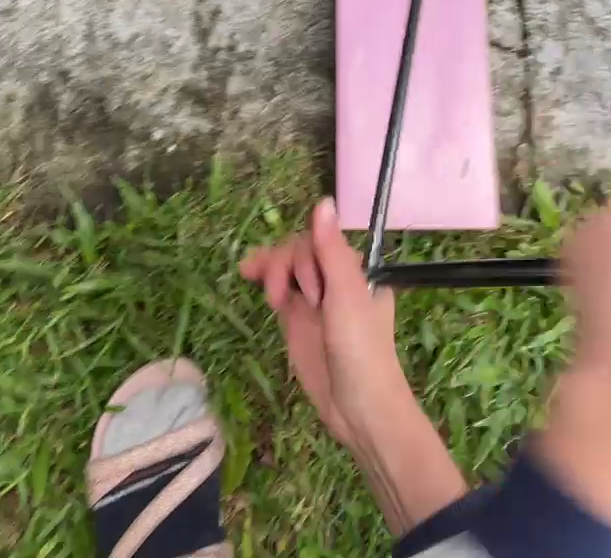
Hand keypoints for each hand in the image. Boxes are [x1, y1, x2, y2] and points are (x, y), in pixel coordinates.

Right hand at [240, 200, 466, 533]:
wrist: (358, 409)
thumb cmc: (362, 350)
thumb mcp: (347, 295)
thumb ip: (332, 249)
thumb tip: (324, 201)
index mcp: (355, 269)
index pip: (321, 239)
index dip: (305, 255)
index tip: (308, 289)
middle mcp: (335, 278)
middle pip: (300, 250)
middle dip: (286, 265)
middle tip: (284, 298)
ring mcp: (315, 299)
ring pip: (287, 265)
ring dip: (272, 268)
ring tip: (258, 282)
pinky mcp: (298, 319)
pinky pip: (279, 287)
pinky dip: (265, 278)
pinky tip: (247, 273)